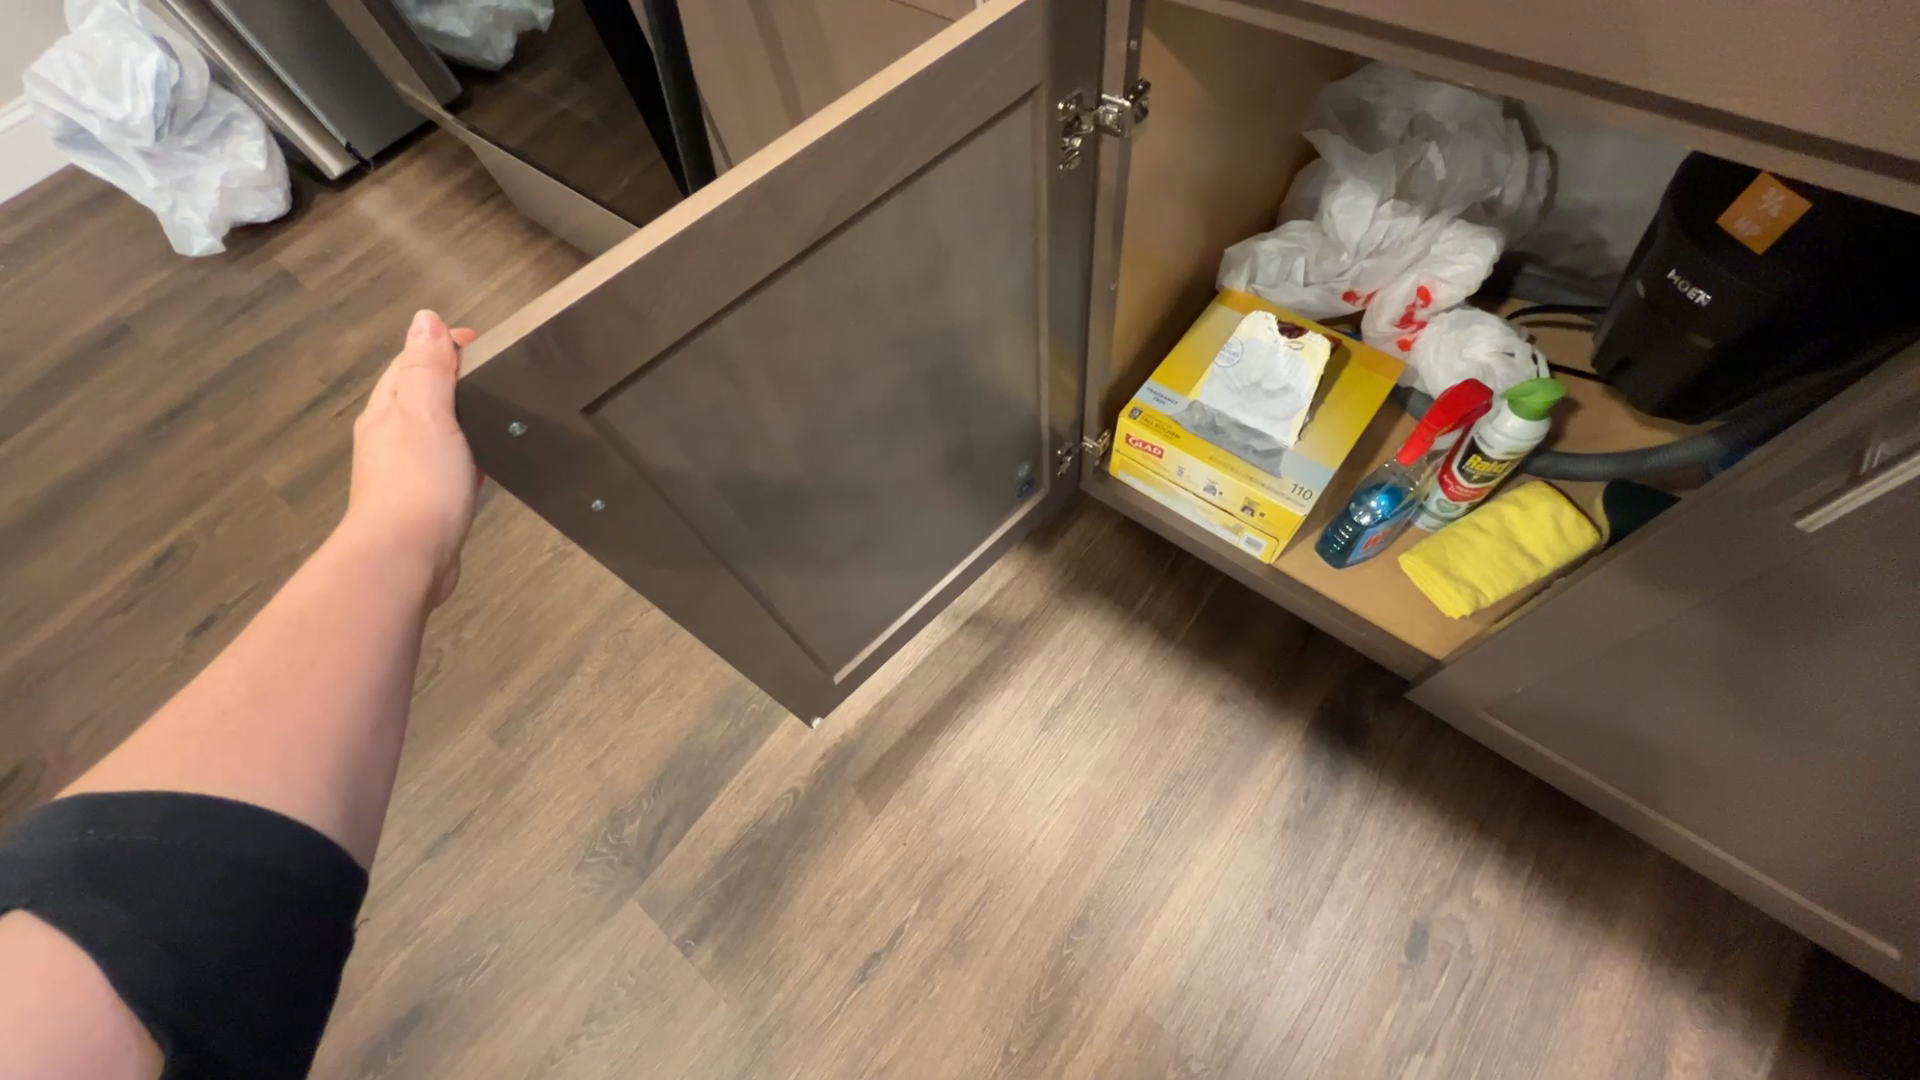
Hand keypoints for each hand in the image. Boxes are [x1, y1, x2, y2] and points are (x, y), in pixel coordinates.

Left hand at [342, 310, 481, 606]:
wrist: (409, 555)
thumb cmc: (420, 481)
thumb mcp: (426, 414)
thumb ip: (429, 370)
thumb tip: (425, 319)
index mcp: (388, 410)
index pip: (410, 363)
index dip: (441, 345)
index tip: (481, 339)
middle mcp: (389, 436)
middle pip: (417, 394)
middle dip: (449, 377)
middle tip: (495, 373)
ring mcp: (405, 469)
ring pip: (432, 429)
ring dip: (458, 414)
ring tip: (496, 412)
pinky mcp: (425, 499)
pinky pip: (446, 461)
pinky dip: (465, 451)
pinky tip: (485, 461)